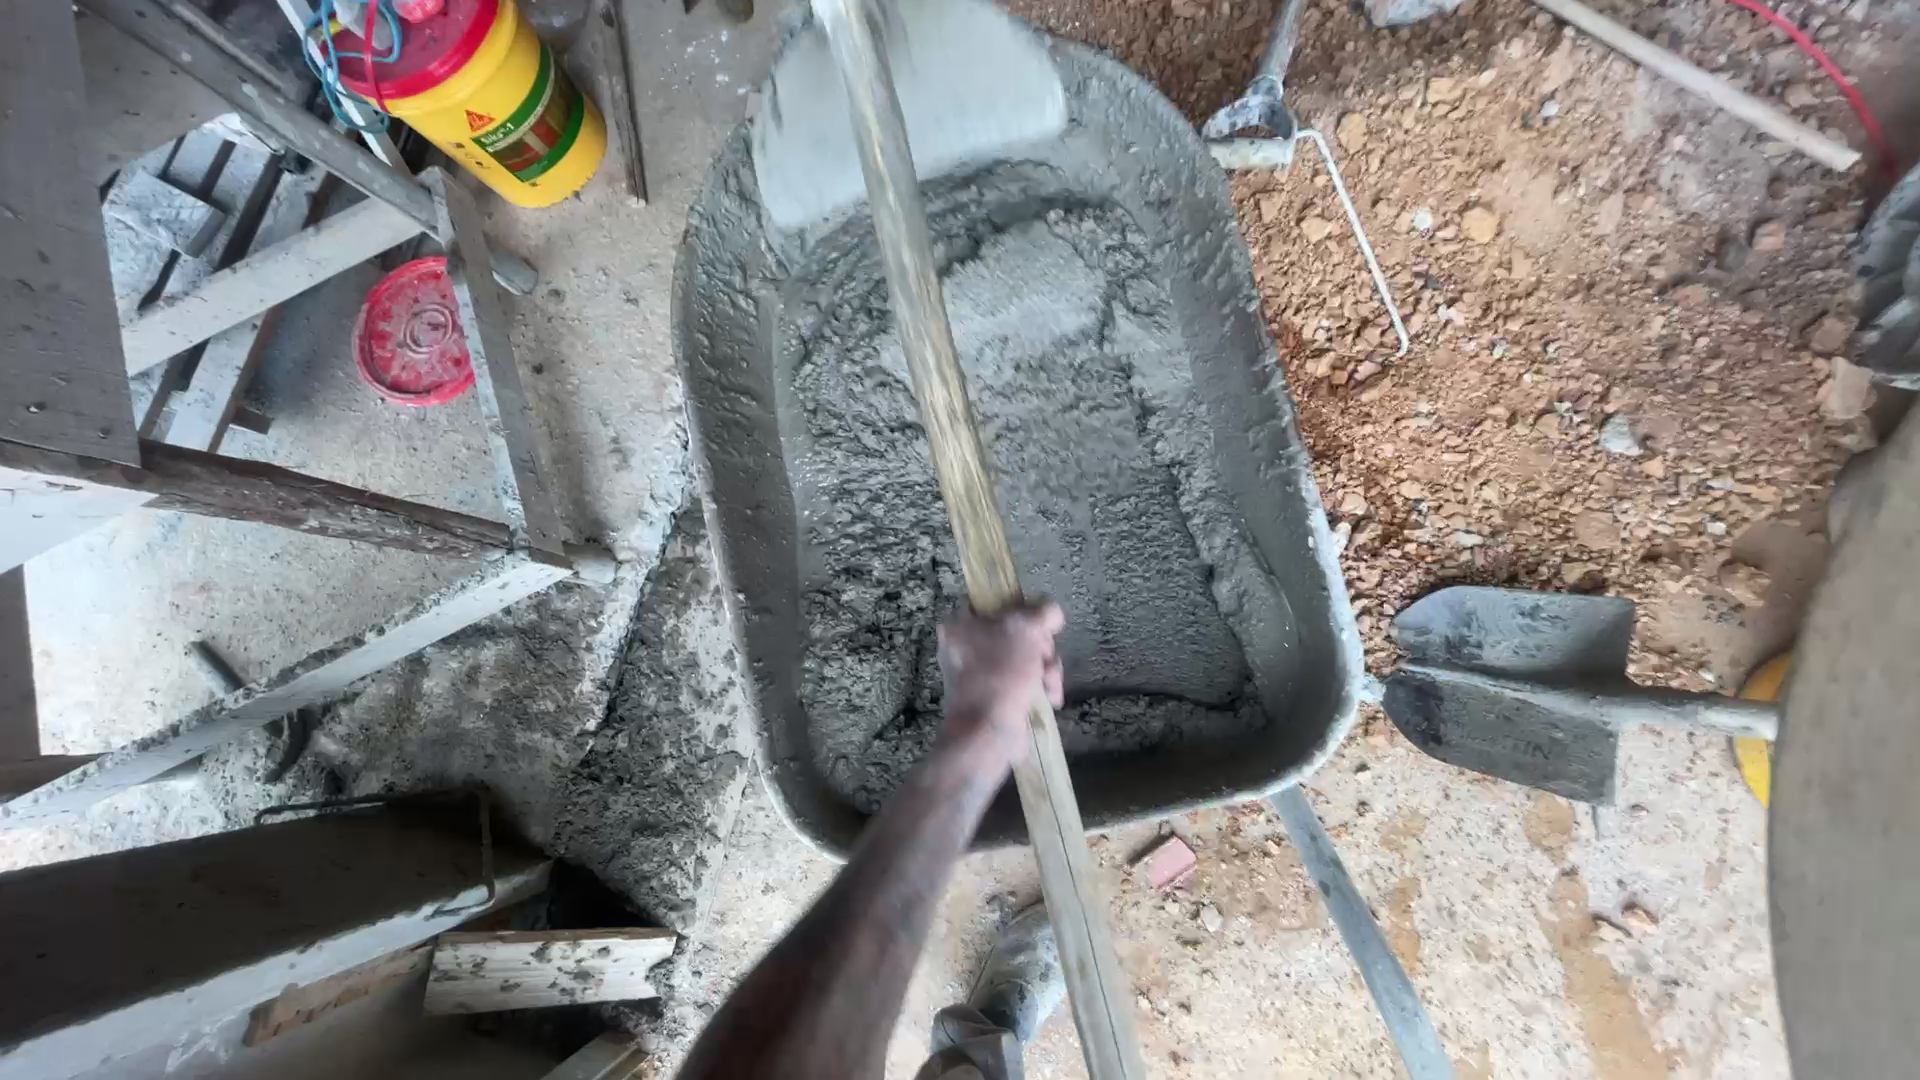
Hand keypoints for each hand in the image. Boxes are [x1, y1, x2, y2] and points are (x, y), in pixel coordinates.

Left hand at [936, 600, 1064, 760]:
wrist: (987, 732)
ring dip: (1047, 669)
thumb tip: (1051, 613)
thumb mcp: (1026, 630)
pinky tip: (1050, 698)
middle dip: (1041, 647)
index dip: (1023, 610)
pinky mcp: (996, 696)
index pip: (996, 602)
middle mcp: (966, 647)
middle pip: (1018, 631)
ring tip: (1050, 686)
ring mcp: (981, 674)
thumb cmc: (1000, 673)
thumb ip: (1043, 612)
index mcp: (960, 625)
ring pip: (1027, 657)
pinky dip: (1040, 688)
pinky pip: (1025, 681)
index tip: (1038, 625)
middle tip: (1044, 659)